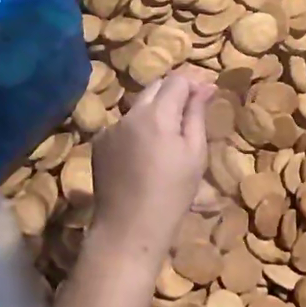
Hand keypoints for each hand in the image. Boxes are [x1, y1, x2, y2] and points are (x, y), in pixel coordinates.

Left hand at [87, 67, 213, 271]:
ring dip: (154, 112)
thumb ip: (196, 115)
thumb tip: (203, 87)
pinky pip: (122, 126)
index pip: (176, 81)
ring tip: (168, 138)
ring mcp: (110, 127)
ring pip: (137, 108)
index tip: (206, 95)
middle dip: (173, 93)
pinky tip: (144, 154)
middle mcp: (129, 114)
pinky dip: (136, 130)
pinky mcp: (99, 142)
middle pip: (154, 88)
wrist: (129, 225)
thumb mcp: (194, 154)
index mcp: (156, 114)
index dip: (193, 83)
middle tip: (191, 112)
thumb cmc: (172, 193)